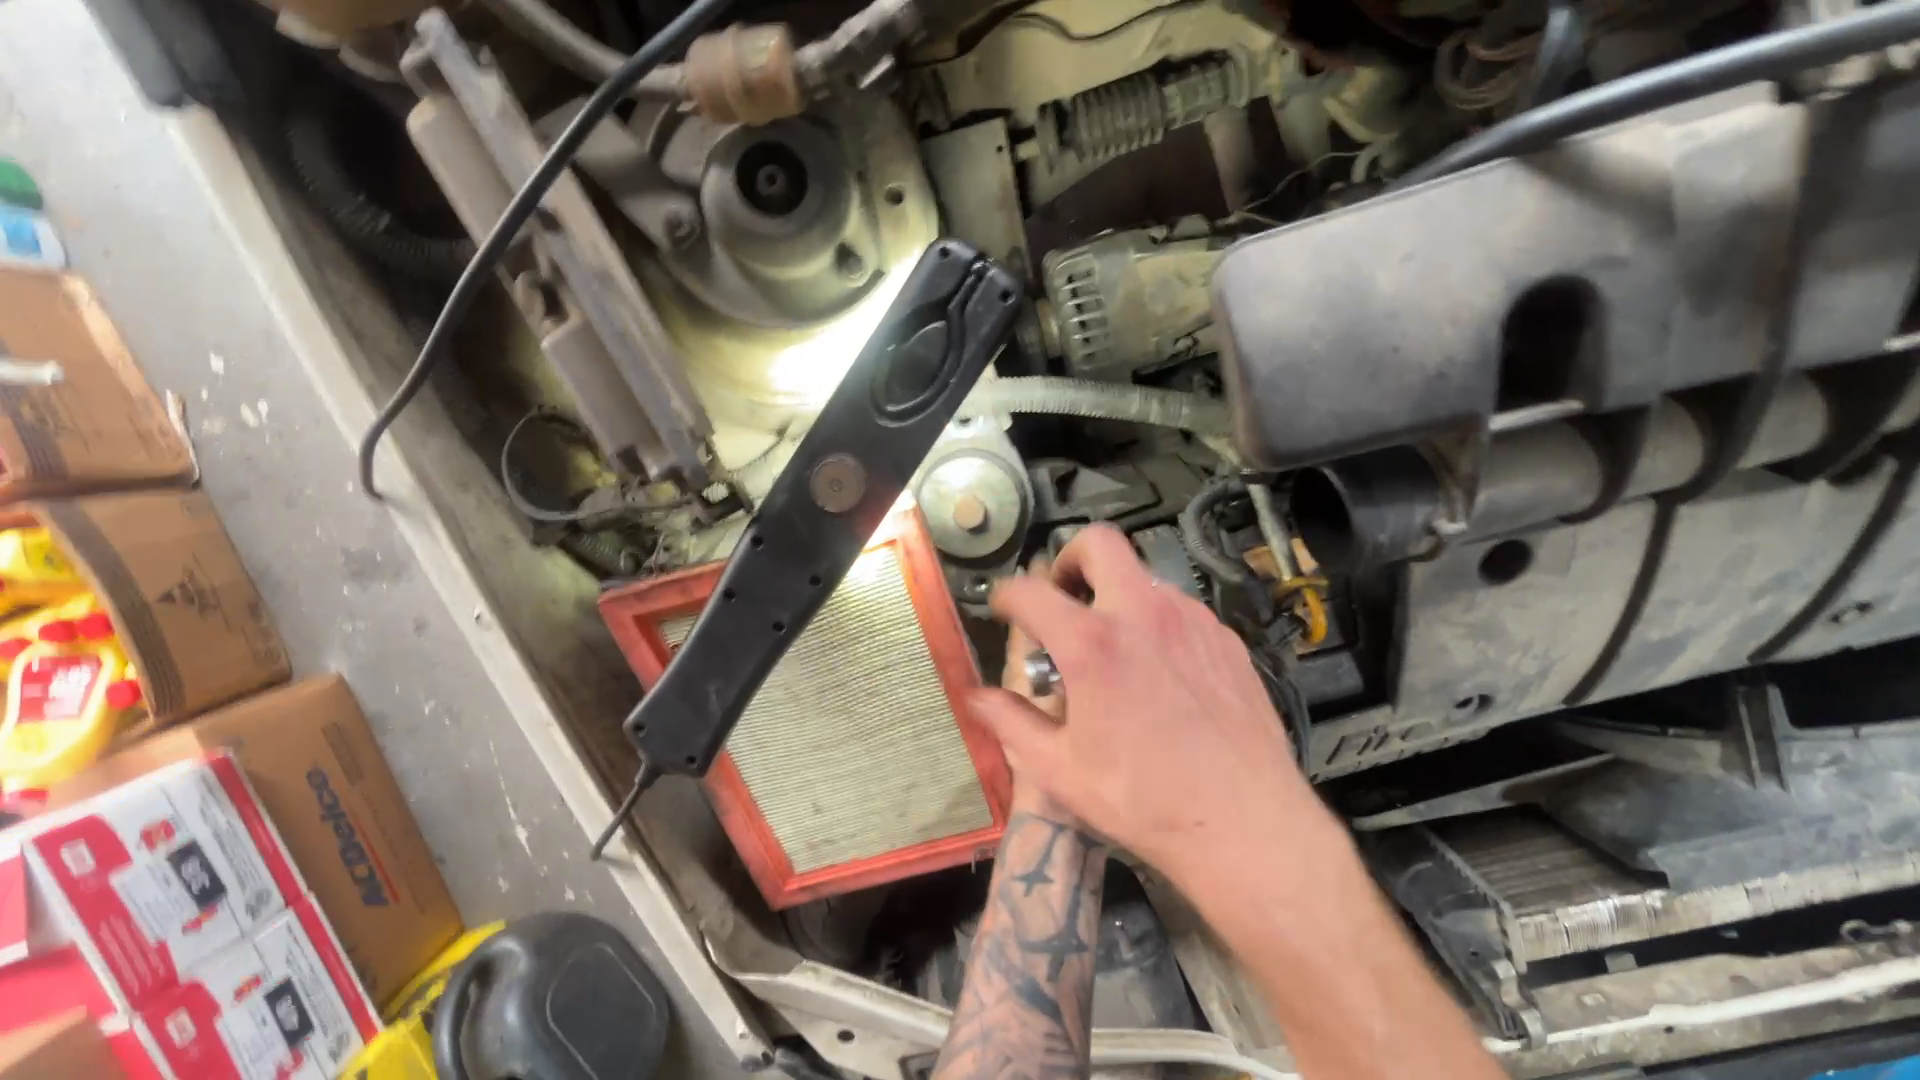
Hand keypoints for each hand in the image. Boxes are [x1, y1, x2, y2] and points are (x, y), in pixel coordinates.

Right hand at [967, 525, 1324, 885]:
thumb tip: (976, 697)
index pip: (1031, 591)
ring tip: (1112, 650)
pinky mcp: (1225, 638)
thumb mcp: (1060, 770)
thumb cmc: (1144, 801)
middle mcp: (1143, 614)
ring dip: (1116, 596)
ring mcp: (1191, 620)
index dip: (1006, 595)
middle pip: (1099, 543)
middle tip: (1062, 601)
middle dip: (1070, 560)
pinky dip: (1155, 623)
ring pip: (1143, 576)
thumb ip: (1010, 722)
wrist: (1246, 823)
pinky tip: (1158, 673)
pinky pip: (1179, 609)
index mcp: (1092, 644)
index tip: (1003, 609)